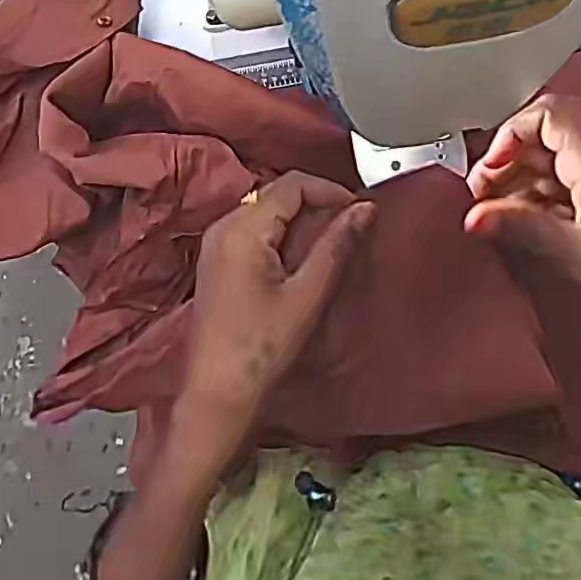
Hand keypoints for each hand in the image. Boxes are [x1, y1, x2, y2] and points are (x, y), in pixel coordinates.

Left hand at [182, 172, 376, 429]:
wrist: (217, 394)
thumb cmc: (261, 349)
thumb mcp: (307, 294)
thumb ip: (336, 245)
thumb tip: (365, 209)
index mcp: (241, 230)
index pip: (291, 185)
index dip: (329, 189)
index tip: (358, 209)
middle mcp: (222, 227)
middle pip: (277, 193)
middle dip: (316, 202)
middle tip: (349, 225)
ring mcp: (215, 243)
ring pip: (266, 209)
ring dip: (301, 218)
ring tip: (331, 240)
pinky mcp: (217, 261)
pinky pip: (254, 229)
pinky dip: (282, 232)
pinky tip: (301, 256)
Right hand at [465, 96, 580, 388]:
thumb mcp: (576, 251)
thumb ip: (521, 227)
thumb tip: (472, 218)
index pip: (543, 114)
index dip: (507, 136)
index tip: (488, 174)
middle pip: (545, 134)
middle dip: (508, 160)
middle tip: (484, 197)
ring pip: (554, 158)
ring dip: (522, 179)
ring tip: (500, 215)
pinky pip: (569, 179)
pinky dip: (542, 194)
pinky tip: (530, 222)